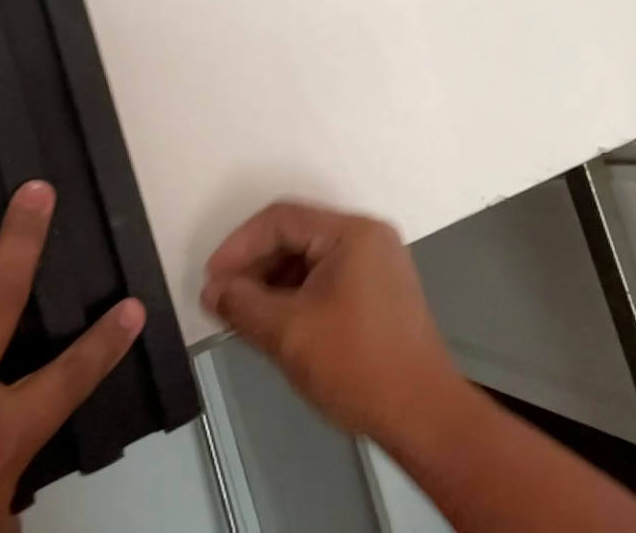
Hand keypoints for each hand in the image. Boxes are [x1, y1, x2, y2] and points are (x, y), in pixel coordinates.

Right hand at [201, 201, 463, 438]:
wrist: (423, 416)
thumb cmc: (358, 366)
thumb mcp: (288, 333)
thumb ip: (242, 304)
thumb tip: (213, 291)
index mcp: (353, 233)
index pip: (282, 219)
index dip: (239, 246)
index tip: (212, 279)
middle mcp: (369, 238)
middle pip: (297, 235)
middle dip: (255, 265)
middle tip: (223, 297)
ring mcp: (378, 264)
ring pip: (310, 258)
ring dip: (273, 282)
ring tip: (244, 313)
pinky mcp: (380, 292)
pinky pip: (327, 277)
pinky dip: (297, 295)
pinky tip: (275, 321)